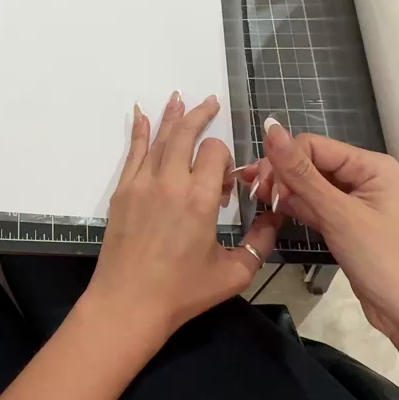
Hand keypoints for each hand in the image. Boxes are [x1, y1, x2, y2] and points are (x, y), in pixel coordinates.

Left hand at [84, 94, 282, 347]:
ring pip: (158, 139)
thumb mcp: (233, 273)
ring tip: (179, 97)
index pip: (214, 153)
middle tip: (210, 101)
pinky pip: (133, 153)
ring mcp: (141, 184)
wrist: (128, 302)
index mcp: (199, 200)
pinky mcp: (122, 191)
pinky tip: (142, 116)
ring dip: (171, 116)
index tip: (226, 185)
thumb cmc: (183, 292)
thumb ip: (258, 243)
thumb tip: (276, 218)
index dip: (225, 160)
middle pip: (185, 134)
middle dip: (199, 115)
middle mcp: (169, 182)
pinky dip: (139, 132)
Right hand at [247, 122, 398, 347]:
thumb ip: (301, 173)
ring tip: (262, 204)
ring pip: (309, 185)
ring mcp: (356, 202)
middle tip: (258, 196)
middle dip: (282, 176)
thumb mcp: (339, 215)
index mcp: (370, 166)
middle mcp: (364, 177)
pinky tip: (276, 213)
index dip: (284, 161)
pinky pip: (314, 206)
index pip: (312, 146)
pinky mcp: (348, 225)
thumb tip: (270, 127)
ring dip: (285, 192)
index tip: (264, 188)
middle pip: (309, 163)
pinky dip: (295, 208)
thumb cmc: (385, 261)